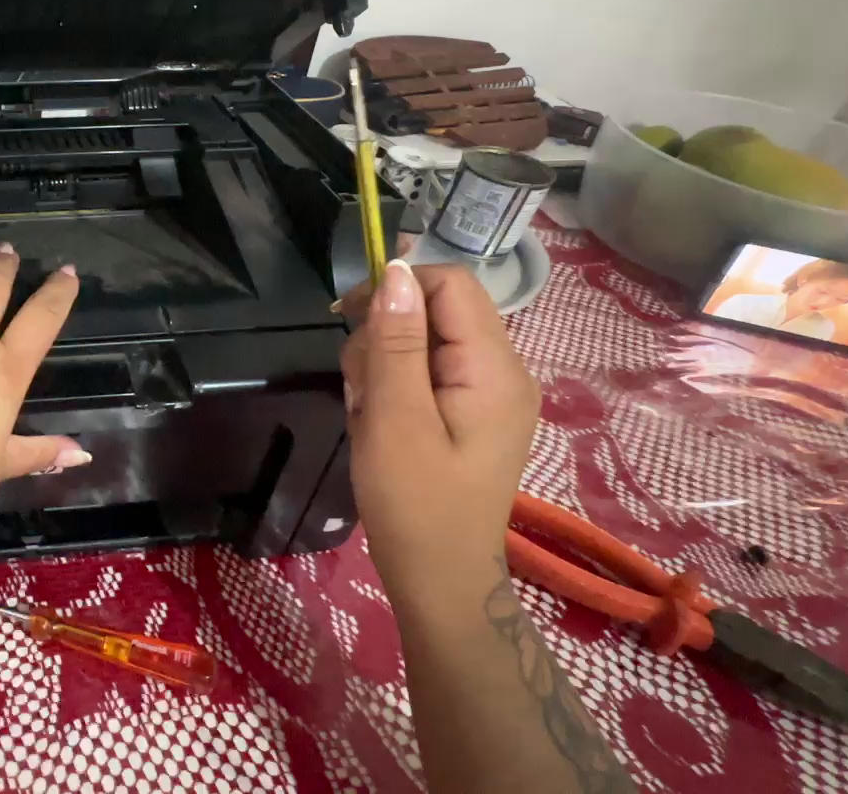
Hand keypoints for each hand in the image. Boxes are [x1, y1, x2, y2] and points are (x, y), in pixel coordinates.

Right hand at [339, 261, 540, 604]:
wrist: (438, 575)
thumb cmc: (413, 500)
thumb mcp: (394, 418)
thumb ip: (396, 342)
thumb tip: (394, 272)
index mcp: (494, 370)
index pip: (451, 285)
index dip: (396, 286)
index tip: (345, 317)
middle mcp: (502, 372)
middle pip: (434, 310)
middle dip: (383, 336)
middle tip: (361, 389)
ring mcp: (487, 393)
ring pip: (421, 340)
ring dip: (380, 364)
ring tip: (368, 413)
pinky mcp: (469, 410)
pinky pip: (423, 372)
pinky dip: (390, 386)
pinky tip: (378, 420)